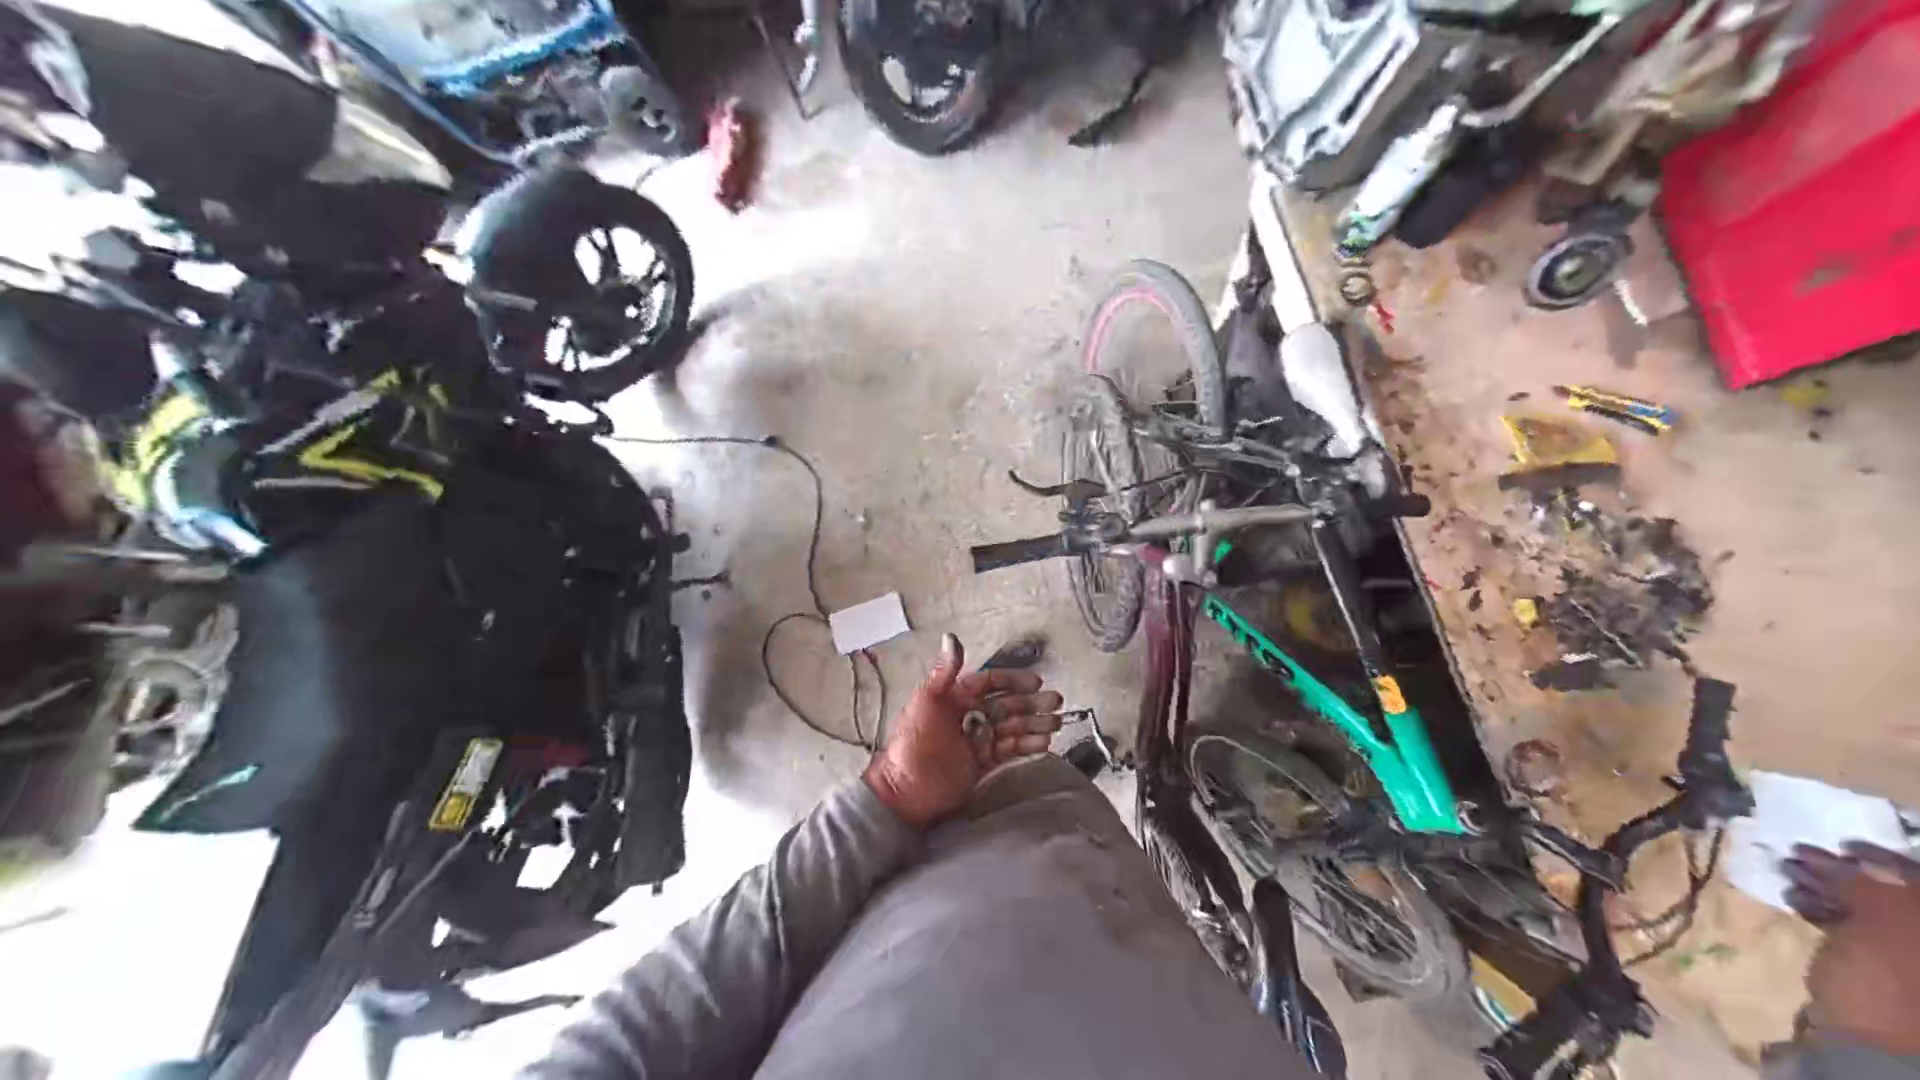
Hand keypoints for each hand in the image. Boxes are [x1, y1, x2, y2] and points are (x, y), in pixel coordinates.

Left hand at [862, 634, 1063, 828]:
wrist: (906, 792)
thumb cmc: (912, 744)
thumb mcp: (926, 702)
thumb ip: (945, 671)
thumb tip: (951, 638)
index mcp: (953, 697)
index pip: (989, 682)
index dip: (1012, 680)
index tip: (1035, 681)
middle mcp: (967, 716)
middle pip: (1006, 705)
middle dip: (1031, 703)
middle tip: (1054, 702)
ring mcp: (976, 741)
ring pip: (1012, 727)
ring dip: (1034, 723)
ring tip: (1055, 723)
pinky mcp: (982, 764)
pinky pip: (1009, 750)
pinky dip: (1027, 745)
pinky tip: (1043, 743)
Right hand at [1781, 842, 1919, 1055]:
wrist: (1880, 1050)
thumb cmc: (1893, 983)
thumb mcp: (1882, 924)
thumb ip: (1868, 885)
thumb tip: (1844, 856)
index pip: (1919, 880)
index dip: (1888, 859)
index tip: (1842, 843)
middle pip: (1899, 897)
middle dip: (1849, 874)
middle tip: (1800, 855)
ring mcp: (1909, 960)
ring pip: (1875, 913)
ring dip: (1831, 891)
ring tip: (1787, 876)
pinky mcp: (1887, 974)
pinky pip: (1860, 933)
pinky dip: (1828, 914)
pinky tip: (1795, 902)